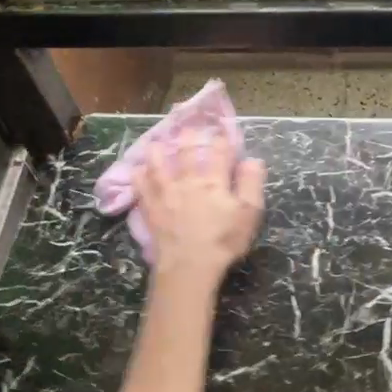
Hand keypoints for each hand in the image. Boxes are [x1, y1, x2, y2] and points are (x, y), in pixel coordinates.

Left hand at [136, 132, 266, 283]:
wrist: (189, 265)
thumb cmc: (223, 240)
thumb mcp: (249, 213)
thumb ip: (251, 183)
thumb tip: (252, 159)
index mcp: (214, 181)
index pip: (219, 153)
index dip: (221, 139)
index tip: (221, 130)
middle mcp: (188, 181)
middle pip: (186, 153)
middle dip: (188, 138)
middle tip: (185, 126)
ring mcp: (166, 194)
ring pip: (158, 165)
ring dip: (157, 151)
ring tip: (155, 142)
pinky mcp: (151, 209)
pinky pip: (141, 187)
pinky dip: (139, 176)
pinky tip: (138, 170)